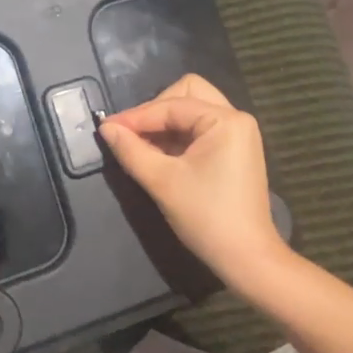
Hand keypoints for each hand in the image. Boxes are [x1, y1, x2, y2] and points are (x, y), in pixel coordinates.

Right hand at [98, 75, 289, 281]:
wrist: (246, 258)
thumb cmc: (206, 217)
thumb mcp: (162, 182)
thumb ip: (131, 150)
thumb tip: (106, 129)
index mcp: (225, 120)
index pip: (172, 105)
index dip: (136, 116)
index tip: (106, 128)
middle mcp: (235, 119)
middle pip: (187, 94)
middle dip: (155, 110)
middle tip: (130, 133)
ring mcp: (237, 135)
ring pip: (192, 111)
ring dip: (164, 124)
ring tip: (139, 145)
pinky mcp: (234, 151)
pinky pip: (199, 130)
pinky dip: (177, 137)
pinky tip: (157, 154)